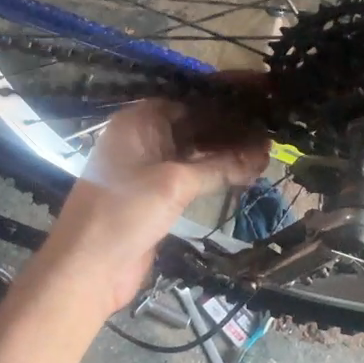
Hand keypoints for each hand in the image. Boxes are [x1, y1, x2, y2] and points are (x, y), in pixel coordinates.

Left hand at [44, 98, 267, 312]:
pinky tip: (249, 172)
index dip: (227, 96)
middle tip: (276, 125)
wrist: (88, 268)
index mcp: (138, 121)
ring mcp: (149, 168)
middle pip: (195, 123)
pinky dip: (217, 173)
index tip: (264, 94)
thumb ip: (219, 166)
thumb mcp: (173, 184)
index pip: (190, 98)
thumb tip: (262, 152)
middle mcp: (143, 138)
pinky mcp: (157, 196)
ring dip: (229, 151)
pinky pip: (193, 176)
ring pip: (196, 151)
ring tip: (270, 149)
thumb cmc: (124, 214)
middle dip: (233, 126)